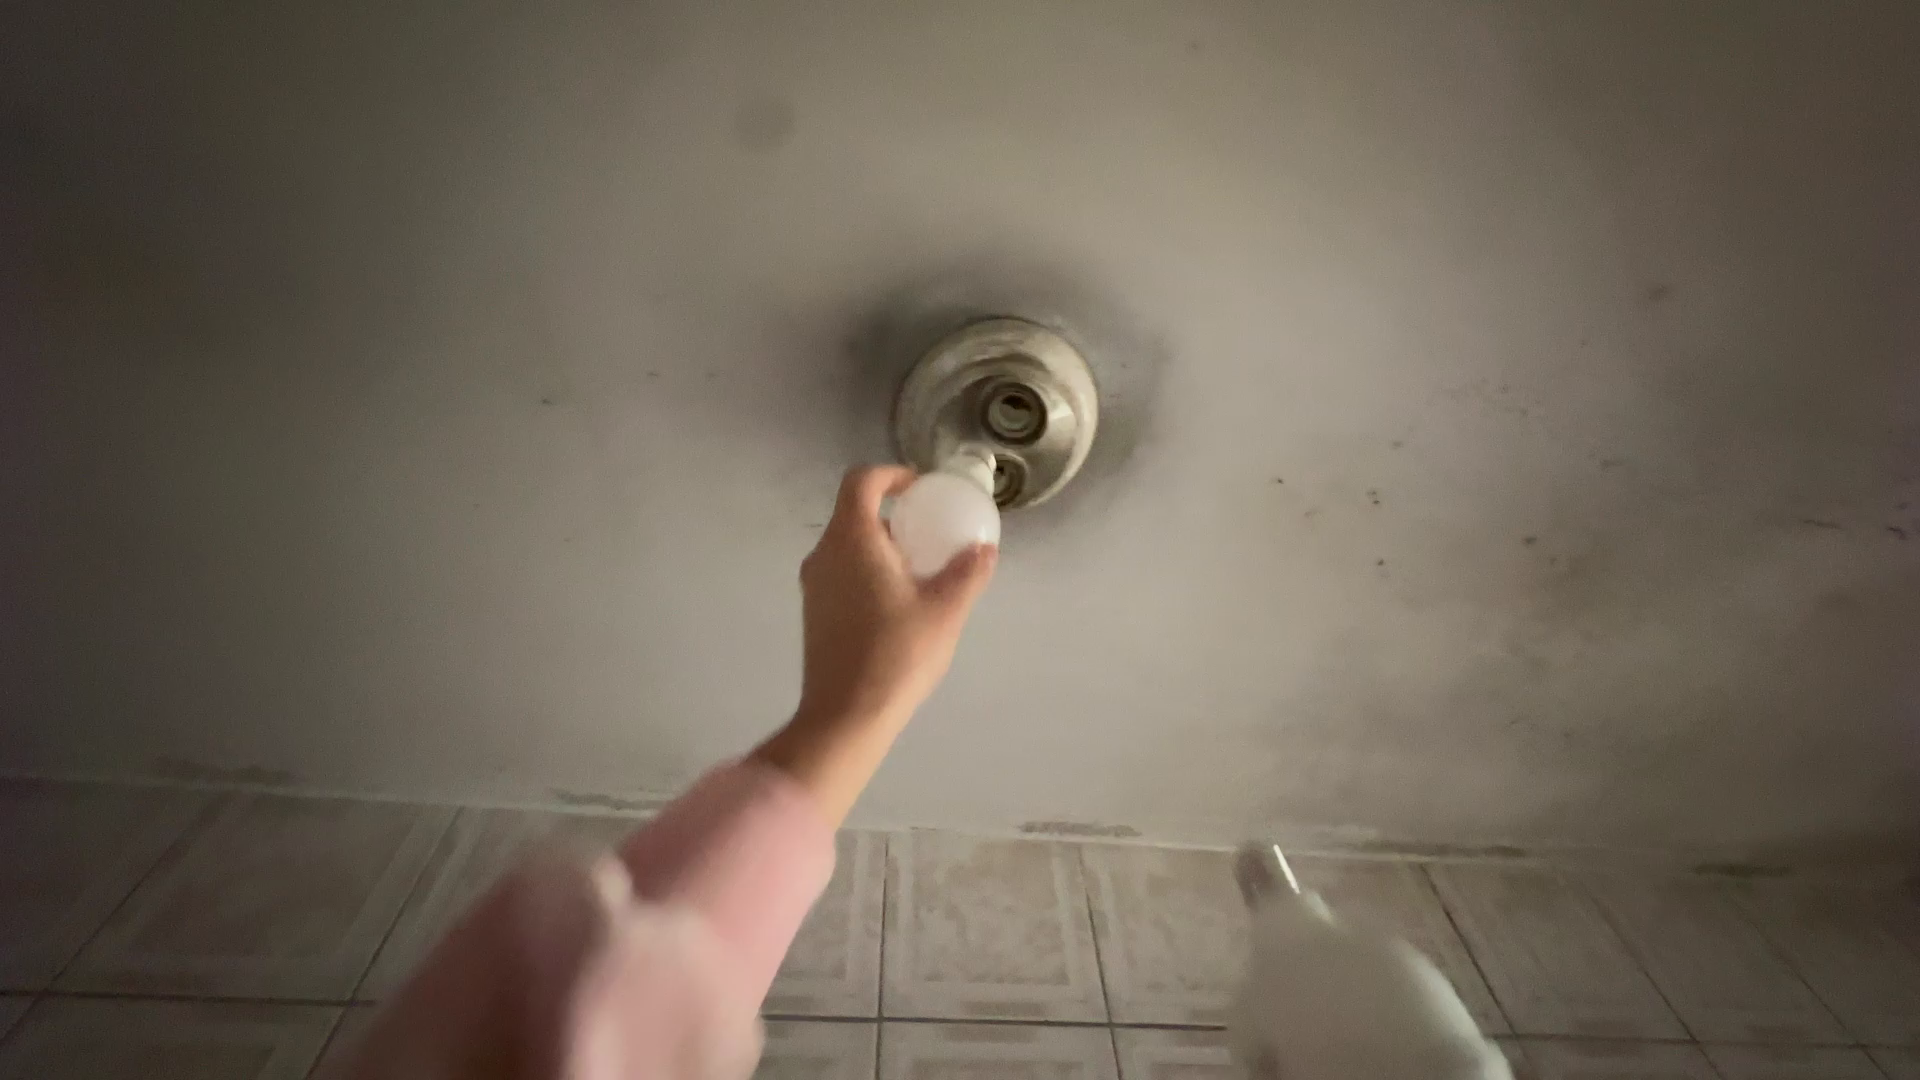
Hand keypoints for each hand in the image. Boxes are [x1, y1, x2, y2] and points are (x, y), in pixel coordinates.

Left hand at [796, 465, 997, 727]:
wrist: (846, 716)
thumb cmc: (897, 654)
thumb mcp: (945, 611)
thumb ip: (967, 573)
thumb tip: (983, 550)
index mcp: (851, 540)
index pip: (862, 481)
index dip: (892, 474)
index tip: (921, 490)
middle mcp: (823, 554)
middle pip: (854, 513)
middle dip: (894, 516)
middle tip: (930, 536)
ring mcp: (813, 584)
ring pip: (847, 545)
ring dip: (882, 546)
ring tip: (920, 573)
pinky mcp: (813, 611)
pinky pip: (841, 572)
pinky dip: (868, 570)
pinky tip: (897, 605)